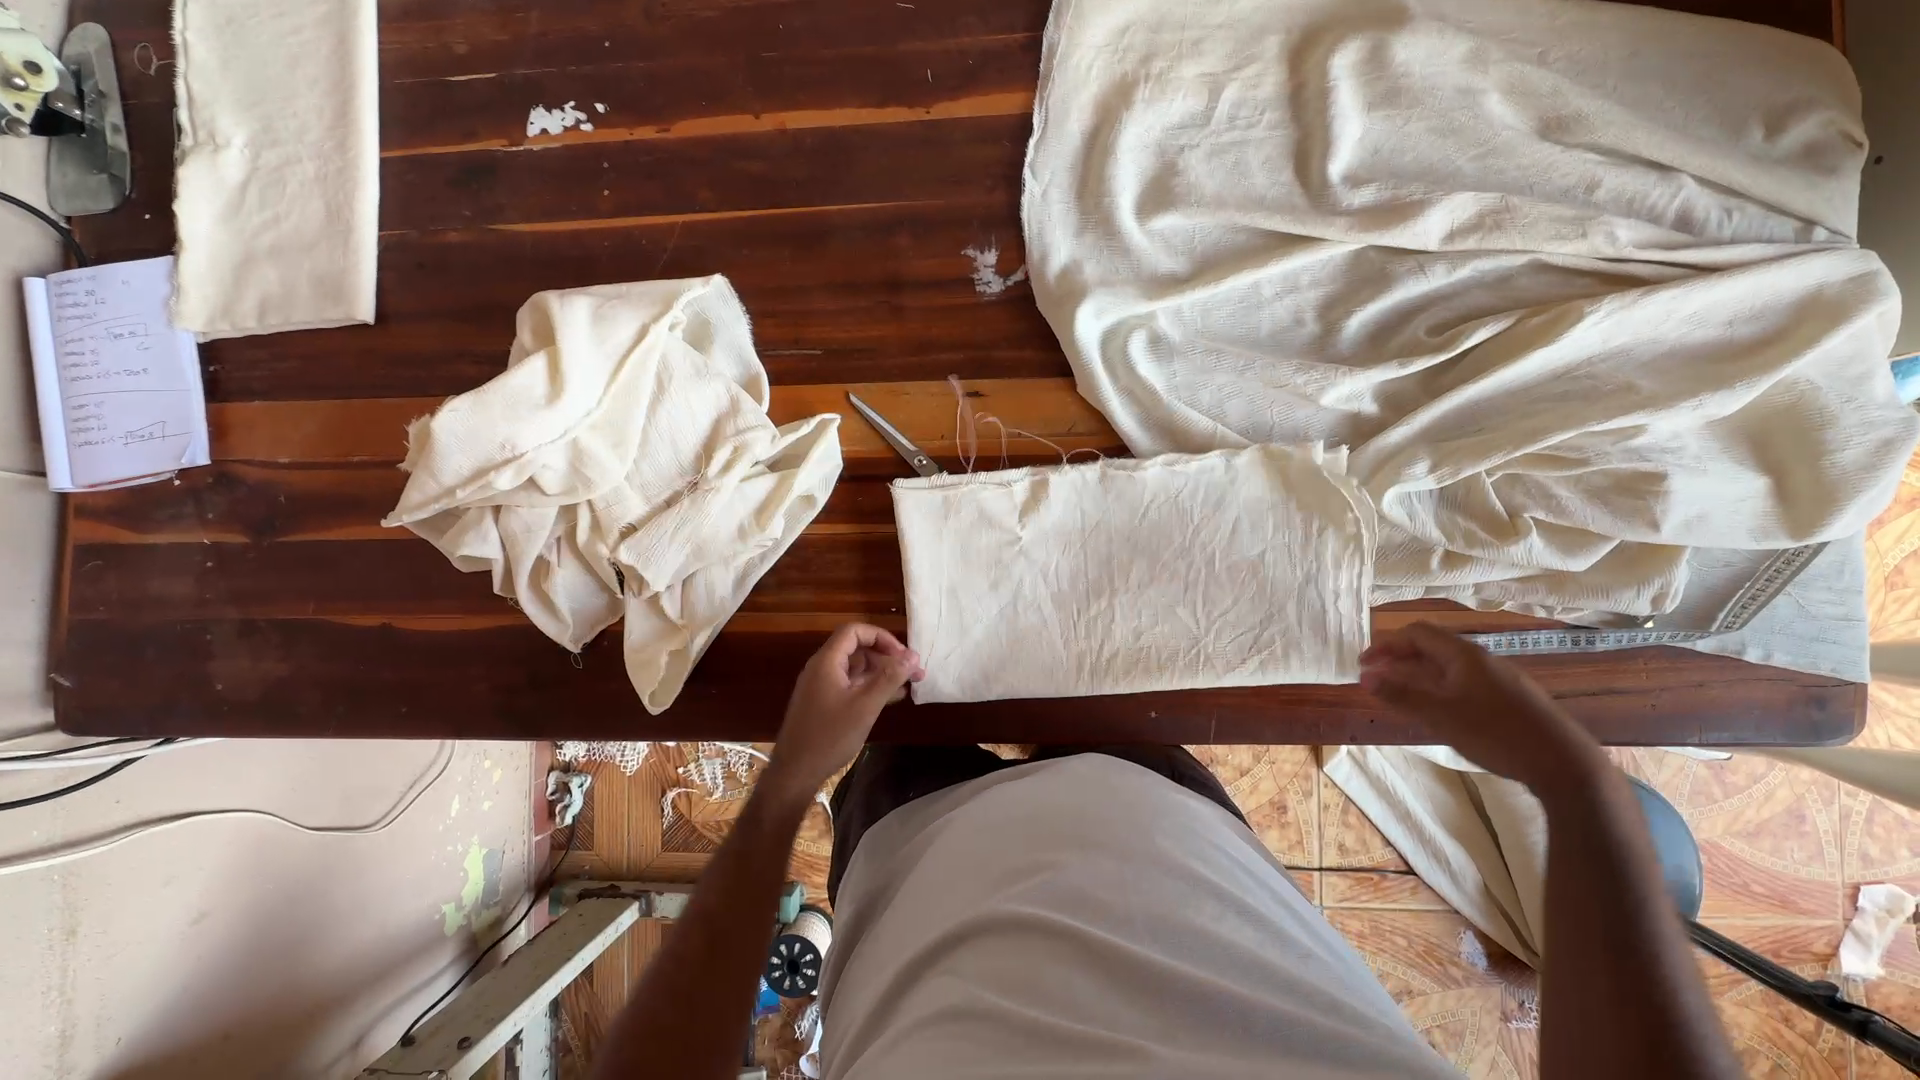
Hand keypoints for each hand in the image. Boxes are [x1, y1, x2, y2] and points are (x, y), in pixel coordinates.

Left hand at [765, 623, 924, 802]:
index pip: (855, 631)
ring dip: (882, 674)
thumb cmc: (830, 736)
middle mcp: (822, 669)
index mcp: (827, 662)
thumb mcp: (865, 706)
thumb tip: (913, 656)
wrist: (796, 772)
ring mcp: (822, 687)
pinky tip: (891, 699)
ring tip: (909, 686)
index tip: (903, 656)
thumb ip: (889, 678)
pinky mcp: (824, 704)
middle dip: (887, 657)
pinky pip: (851, 686)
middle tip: (915, 673)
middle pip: (857, 649)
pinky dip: (871, 688)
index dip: (881, 637)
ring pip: (856, 669)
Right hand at [1359, 621, 1604, 789]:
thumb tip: (1365, 677)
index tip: (1363, 664)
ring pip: (1448, 668)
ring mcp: (1499, 680)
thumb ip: (1401, 695)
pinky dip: (1438, 689)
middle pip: (1432, 648)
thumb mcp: (1441, 716)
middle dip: (1399, 660)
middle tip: (1374, 678)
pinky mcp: (1510, 700)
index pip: (1417, 634)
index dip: (1386, 644)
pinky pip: (1463, 684)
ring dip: (1418, 676)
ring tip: (1398, 694)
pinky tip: (1436, 710)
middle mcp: (1482, 660)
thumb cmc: (1496, 733)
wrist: (1563, 763)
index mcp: (1464, 656)